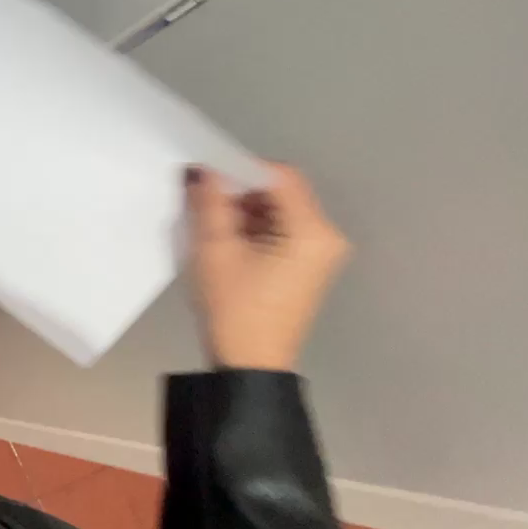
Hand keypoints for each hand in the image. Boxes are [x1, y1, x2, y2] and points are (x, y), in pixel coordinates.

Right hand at [183, 163, 348, 371]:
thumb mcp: (213, 249)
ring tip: (208, 221)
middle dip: (240, 189)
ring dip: (242, 207)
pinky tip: (225, 238)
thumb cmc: (233, 305)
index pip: (280, 177)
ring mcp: (319, 251)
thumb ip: (210, 203)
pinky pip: (278, 227)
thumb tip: (203, 169)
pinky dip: (250, 224)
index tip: (204, 173)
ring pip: (277, 208)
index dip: (241, 168)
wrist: (248, 361)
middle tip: (201, 198)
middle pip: (281, 191)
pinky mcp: (305, 263)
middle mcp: (326, 236)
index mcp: (312, 231)